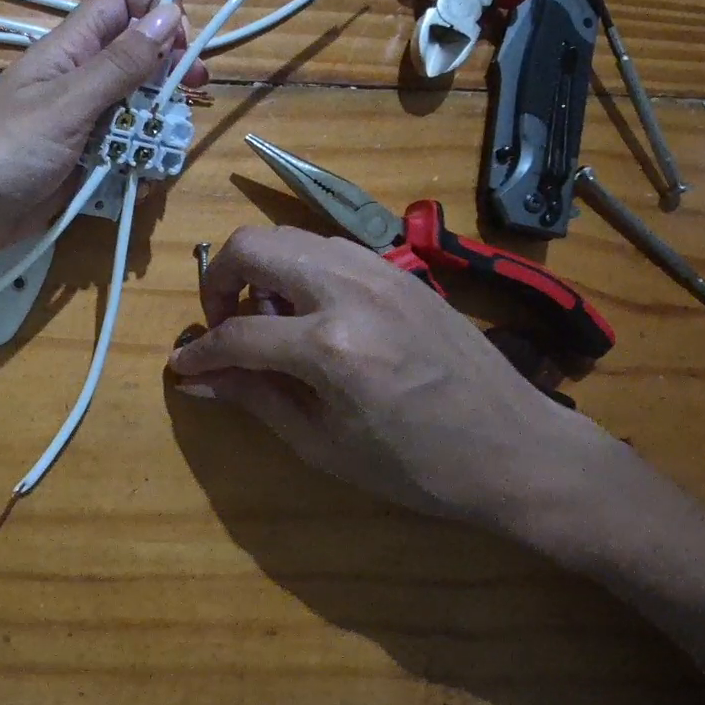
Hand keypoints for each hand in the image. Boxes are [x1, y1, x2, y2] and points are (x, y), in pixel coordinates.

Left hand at [0, 0, 200, 276]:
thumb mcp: (65, 105)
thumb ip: (118, 66)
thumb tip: (171, 12)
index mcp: (68, 52)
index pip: (120, 4)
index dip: (157, 13)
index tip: (184, 49)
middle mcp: (76, 85)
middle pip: (138, 64)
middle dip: (168, 82)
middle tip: (188, 105)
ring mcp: (76, 131)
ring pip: (134, 118)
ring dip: (153, 136)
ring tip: (156, 158)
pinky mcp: (75, 172)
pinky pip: (118, 163)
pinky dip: (133, 174)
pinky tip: (136, 189)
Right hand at [167, 225, 621, 526]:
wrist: (521, 452)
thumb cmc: (418, 467)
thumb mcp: (323, 444)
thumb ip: (254, 398)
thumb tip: (194, 378)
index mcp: (330, 346)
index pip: (236, 332)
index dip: (200, 350)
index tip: (184, 365)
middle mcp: (349, 290)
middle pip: (253, 246)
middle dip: (219, 280)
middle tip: (223, 323)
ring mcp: (379, 271)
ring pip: (289, 237)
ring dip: (262, 270)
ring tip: (269, 321)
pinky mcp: (400, 271)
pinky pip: (328, 248)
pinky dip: (299, 269)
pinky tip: (312, 314)